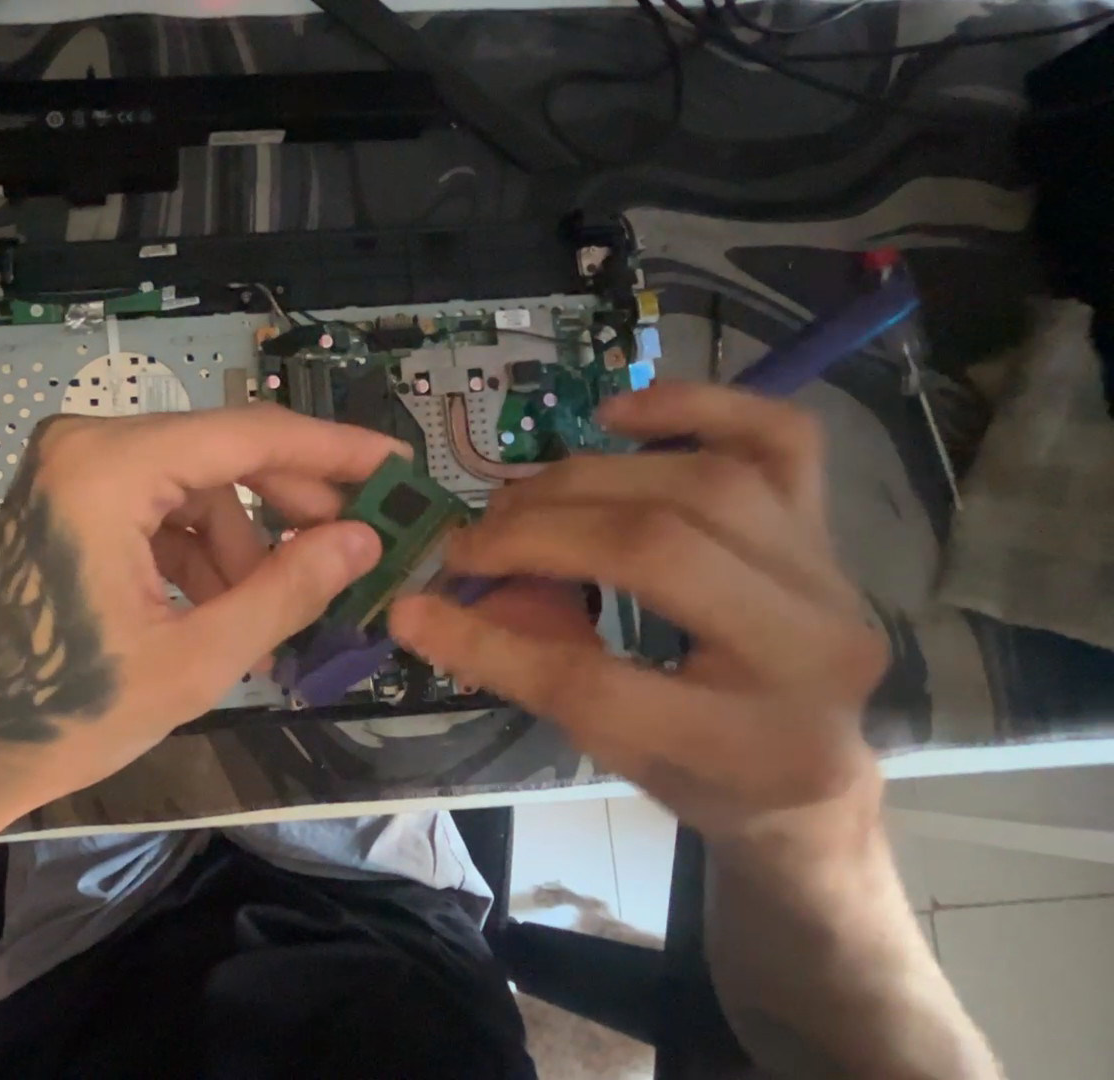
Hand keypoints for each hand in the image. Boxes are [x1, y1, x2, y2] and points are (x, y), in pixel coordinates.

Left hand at [0, 405, 399, 845]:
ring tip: (258, 610)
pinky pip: (152, 508)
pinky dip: (193, 551)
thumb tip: (363, 540)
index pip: (245, 435)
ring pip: (188, 487)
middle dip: (285, 506)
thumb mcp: (194, 660)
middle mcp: (83, 447)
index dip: (330, 451)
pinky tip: (211, 606)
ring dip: (236, 543)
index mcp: (107, 469)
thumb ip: (285, 591)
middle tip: (345, 551)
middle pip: (217, 457)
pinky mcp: (62, 501)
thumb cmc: (67, 711)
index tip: (394, 467)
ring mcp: (66, 472)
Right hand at [389, 382, 889, 851]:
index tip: (418, 609)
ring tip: (519, 503)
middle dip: (536, 537)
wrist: (809, 766)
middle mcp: (814, 648)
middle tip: (469, 545)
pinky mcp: (827, 528)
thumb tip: (425, 606)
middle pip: (656, 552)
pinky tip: (617, 415)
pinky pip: (777, 438)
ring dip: (584, 479)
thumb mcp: (606, 748)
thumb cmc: (699, 770)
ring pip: (704, 483)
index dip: (490, 642)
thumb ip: (524, 670)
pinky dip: (694, 408)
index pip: (597, 683)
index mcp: (753, 743)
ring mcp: (831, 576)